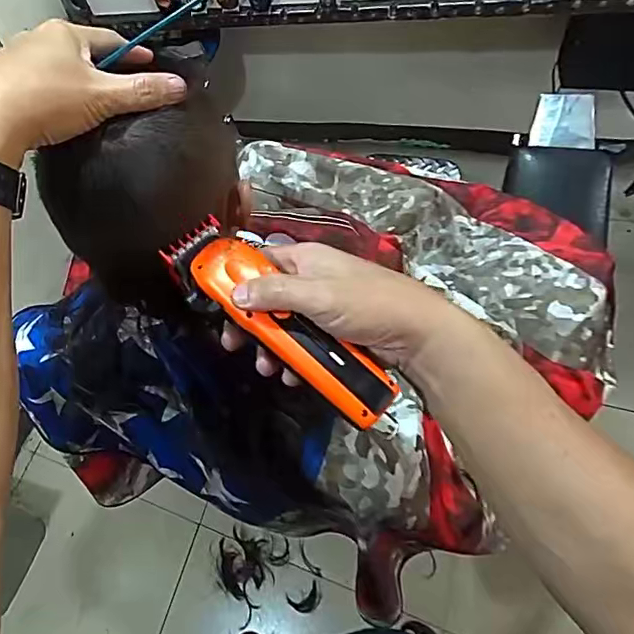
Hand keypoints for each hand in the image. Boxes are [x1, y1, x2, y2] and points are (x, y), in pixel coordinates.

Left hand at [0, 20, 183, 163]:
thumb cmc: (40, 102)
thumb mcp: (103, 97)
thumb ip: (143, 91)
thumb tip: (176, 85)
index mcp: (65, 34)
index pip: (112, 39)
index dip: (134, 53)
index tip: (148, 62)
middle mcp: (36, 39)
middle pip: (82, 52)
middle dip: (102, 69)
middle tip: (119, 88)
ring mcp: (13, 59)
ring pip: (55, 68)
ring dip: (72, 83)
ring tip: (85, 105)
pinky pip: (33, 84)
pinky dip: (48, 96)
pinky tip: (52, 114)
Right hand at [218, 243, 478, 376]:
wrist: (417, 333)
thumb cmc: (369, 303)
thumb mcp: (317, 296)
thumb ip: (275, 292)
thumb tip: (236, 292)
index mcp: (305, 259)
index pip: (259, 261)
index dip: (236, 278)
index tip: (216, 300)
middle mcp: (311, 279)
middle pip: (267, 298)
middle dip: (254, 324)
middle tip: (238, 344)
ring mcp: (323, 307)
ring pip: (285, 325)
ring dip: (274, 347)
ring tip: (270, 367)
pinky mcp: (334, 332)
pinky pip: (305, 343)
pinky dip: (296, 358)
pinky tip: (293, 373)